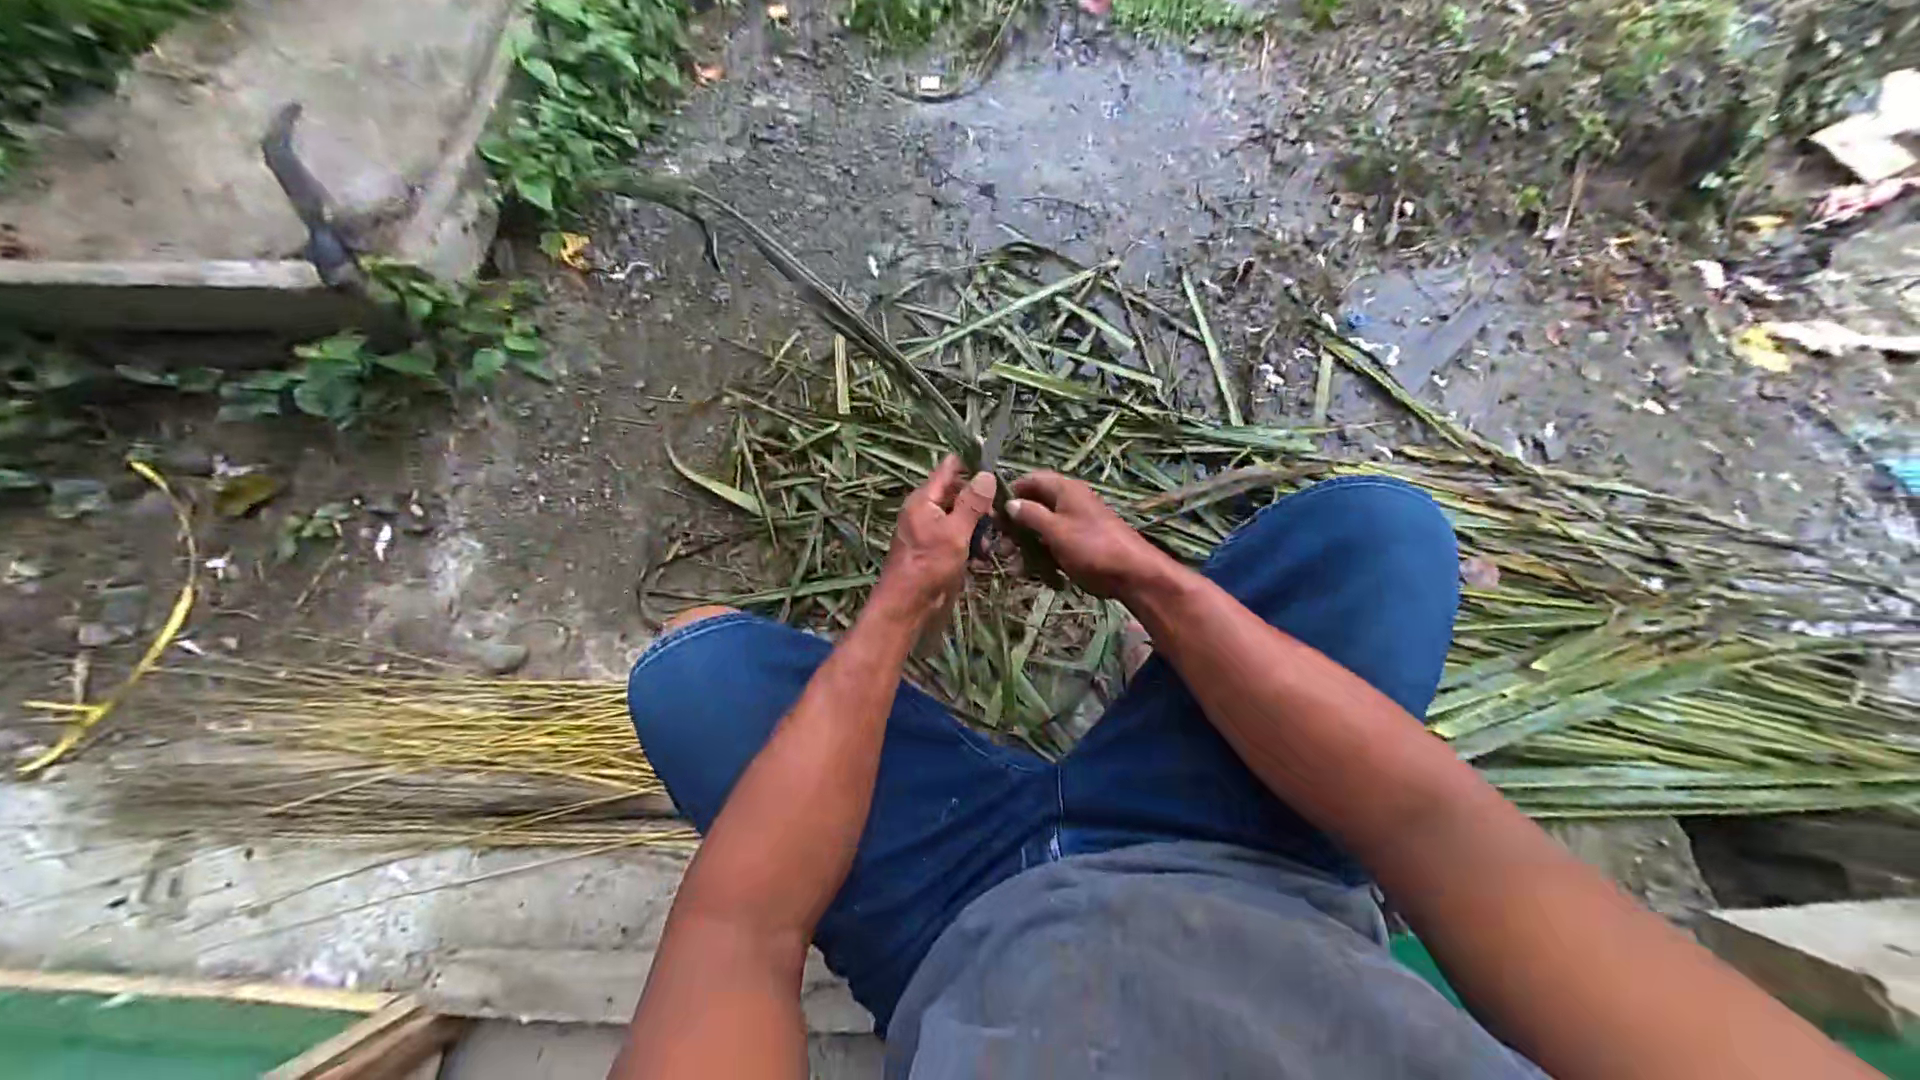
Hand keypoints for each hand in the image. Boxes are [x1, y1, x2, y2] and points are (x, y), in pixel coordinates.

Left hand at [876, 455, 996, 620]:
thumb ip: (972, 503)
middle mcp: (926, 511)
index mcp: (924, 499)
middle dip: (981, 503)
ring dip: (980, 528)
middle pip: (959, 494)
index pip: (949, 469)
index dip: (973, 466)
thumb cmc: (929, 566)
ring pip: (962, 518)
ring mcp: (932, 532)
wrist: (908, 606)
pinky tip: (985, 556)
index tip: (999, 470)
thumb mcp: (955, 532)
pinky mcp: (938, 551)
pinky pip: (960, 538)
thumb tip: (987, 474)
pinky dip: (973, 544)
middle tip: (1002, 516)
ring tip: (994, 543)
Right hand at [1006, 471, 1170, 597]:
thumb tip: (1009, 503)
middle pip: (1033, 504)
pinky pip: (1051, 544)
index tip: (992, 511)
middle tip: (999, 541)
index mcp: (1065, 490)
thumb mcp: (1055, 529)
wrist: (1132, 573)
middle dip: (1014, 523)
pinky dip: (1038, 554)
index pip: (1031, 479)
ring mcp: (1074, 524)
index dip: (1010, 491)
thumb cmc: (1092, 546)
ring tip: (1010, 560)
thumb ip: (1030, 514)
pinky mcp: (1077, 544)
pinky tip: (1026, 570)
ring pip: (1040, 527)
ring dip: (1023, 542)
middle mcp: (1068, 502)